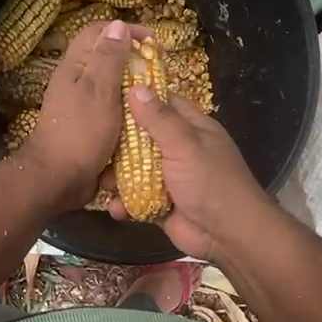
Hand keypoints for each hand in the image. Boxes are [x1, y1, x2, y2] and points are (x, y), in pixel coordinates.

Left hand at [19, 19, 147, 209]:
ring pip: (112, 87)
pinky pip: (113, 112)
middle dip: (133, 60)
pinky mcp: (90, 128)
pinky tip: (145, 119)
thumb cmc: (79, 132)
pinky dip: (128, 113)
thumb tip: (118, 25)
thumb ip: (108, 58)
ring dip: (133, 89)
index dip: (125, 31)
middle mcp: (77, 82)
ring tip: (156, 95)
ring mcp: (82, 106)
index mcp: (75, 67)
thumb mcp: (99, 90)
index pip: (98, 32)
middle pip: (106, 59)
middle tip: (158, 71)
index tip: (152, 41)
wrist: (59, 179)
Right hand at [110, 87, 274, 260]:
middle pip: (142, 138)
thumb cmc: (210, 181)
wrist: (227, 234)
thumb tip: (137, 87)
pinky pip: (136, 199)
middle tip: (95, 144)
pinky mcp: (161, 204)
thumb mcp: (184, 144)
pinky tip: (116, 208)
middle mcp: (179, 150)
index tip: (108, 96)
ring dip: (117, 178)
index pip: (163, 103)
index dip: (139, 98)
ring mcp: (169, 178)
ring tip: (102, 182)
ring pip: (135, 171)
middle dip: (119, 144)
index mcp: (192, 128)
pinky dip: (125, 204)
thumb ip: (159, 118)